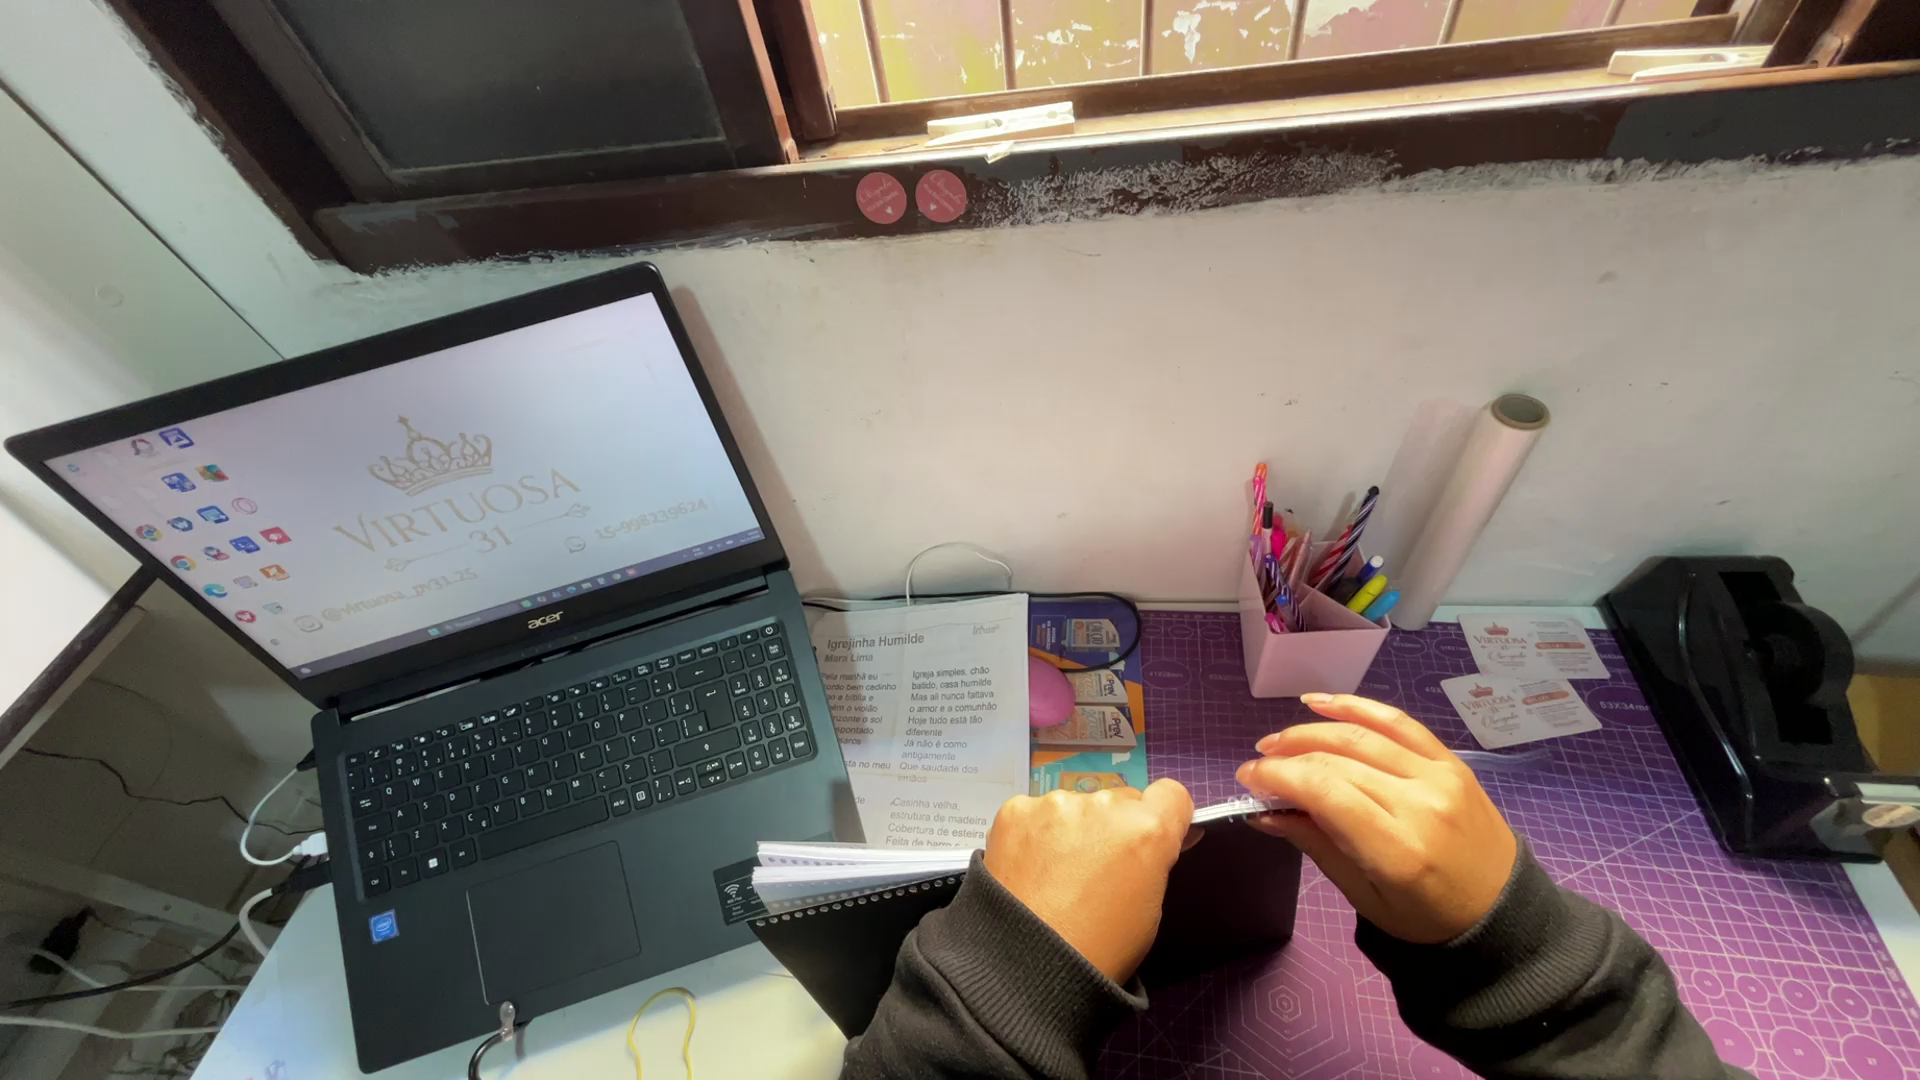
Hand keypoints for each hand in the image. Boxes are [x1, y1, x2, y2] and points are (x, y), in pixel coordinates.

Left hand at [983, 779, 1194, 981]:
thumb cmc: (1100, 948)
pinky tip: (1029, 868)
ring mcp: (1056, 803)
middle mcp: (1102, 804)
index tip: (1153, 836)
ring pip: (1075, 806)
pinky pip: (1035, 812)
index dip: (1165, 815)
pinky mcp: (1016, 809)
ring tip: (1056, 876)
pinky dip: (1035, 833)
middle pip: (1119, 801)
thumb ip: (1155, 860)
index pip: (1172, 794)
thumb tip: (1161, 836)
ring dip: (1073, 829)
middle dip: (1114, 828)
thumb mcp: (1149, 910)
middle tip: (1096, 870)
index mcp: (1145, 829)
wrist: (1026, 965)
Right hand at [1237, 694, 1517, 943]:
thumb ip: (1313, 843)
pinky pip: (1397, 722)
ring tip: (1276, 741)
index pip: (1323, 791)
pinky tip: (1317, 702)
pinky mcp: (1451, 762)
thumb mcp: (1363, 895)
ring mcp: (1440, 777)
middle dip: (1285, 757)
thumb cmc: (1427, 919)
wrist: (1507, 919)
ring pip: (1359, 736)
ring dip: (1308, 731)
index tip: (1247, 778)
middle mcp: (1421, 804)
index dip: (1277, 776)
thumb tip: (1262, 809)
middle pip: (1336, 761)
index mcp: (1398, 850)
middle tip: (1257, 763)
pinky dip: (1354, 705)